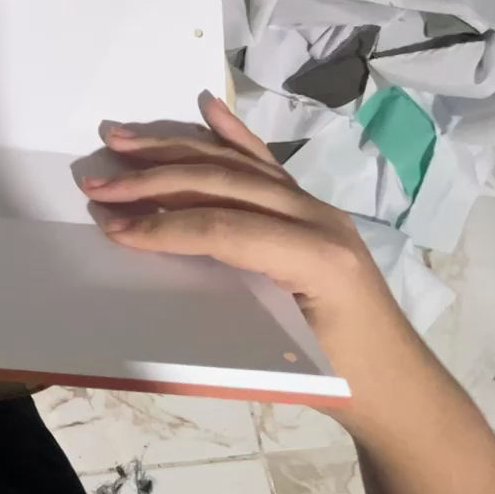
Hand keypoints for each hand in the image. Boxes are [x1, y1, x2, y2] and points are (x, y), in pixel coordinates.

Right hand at [78, 94, 423, 403]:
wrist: (397, 387)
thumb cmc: (335, 380)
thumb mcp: (275, 355)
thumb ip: (218, 306)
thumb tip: (148, 270)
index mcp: (316, 256)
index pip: (221, 227)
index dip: (160, 226)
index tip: (110, 228)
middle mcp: (317, 218)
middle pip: (219, 182)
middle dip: (149, 181)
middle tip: (97, 184)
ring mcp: (314, 207)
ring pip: (232, 162)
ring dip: (170, 148)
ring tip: (119, 139)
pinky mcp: (308, 206)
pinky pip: (263, 161)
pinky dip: (231, 131)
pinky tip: (206, 106)